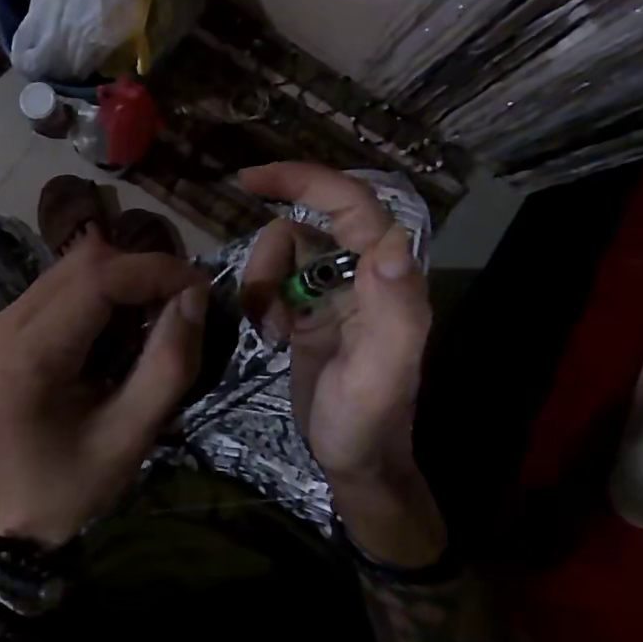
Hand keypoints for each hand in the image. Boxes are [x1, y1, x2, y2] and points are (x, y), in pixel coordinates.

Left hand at [0, 230, 208, 548]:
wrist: (18, 508)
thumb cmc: (76, 483)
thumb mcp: (133, 434)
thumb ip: (169, 363)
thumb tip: (195, 295)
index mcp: (31, 356)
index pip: (97, 279)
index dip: (155, 271)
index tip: (201, 288)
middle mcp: (7, 324)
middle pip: (86, 261)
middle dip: (144, 272)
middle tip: (184, 304)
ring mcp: (4, 319)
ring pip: (77, 264)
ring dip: (126, 279)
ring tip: (157, 316)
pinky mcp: (11, 322)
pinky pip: (67, 282)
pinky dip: (107, 291)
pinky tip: (124, 326)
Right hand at [239, 163, 445, 565]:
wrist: (354, 462)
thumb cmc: (366, 423)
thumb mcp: (379, 375)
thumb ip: (392, 312)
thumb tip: (391, 245)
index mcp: (387, 279)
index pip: (352, 205)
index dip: (305, 180)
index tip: (250, 180)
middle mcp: (364, 273)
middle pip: (306, 224)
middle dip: (272, 255)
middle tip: (259, 300)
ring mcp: (336, 290)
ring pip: (285, 250)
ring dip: (264, 283)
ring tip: (270, 329)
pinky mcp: (313, 308)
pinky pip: (276, 278)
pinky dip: (262, 298)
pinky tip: (271, 334)